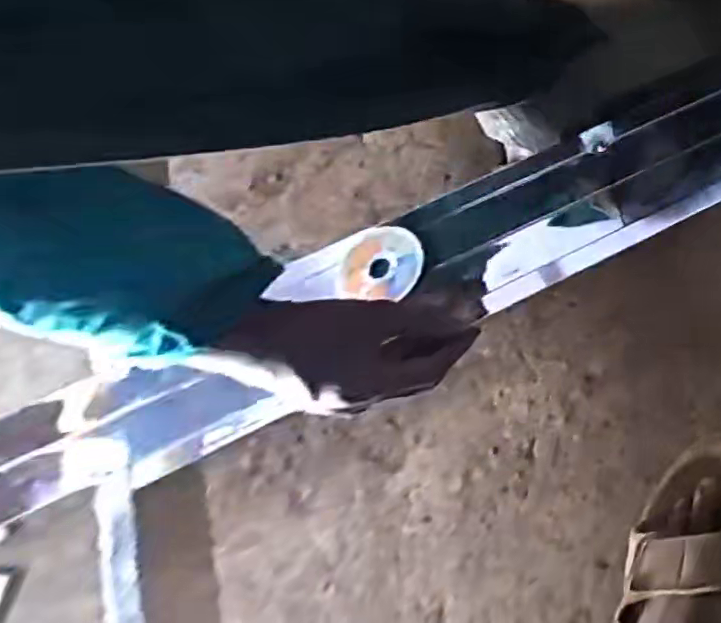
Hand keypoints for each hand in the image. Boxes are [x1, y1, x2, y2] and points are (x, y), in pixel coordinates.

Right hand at [205, 290, 481, 413]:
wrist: (245, 336)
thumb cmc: (315, 325)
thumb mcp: (378, 316)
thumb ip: (423, 319)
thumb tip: (460, 318)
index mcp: (370, 389)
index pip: (430, 372)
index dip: (456, 348)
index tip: (475, 328)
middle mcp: (355, 404)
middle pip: (412, 380)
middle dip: (439, 353)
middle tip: (458, 328)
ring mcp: (334, 402)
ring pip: (392, 379)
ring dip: (416, 354)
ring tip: (434, 327)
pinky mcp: (319, 392)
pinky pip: (370, 378)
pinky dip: (391, 358)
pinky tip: (398, 336)